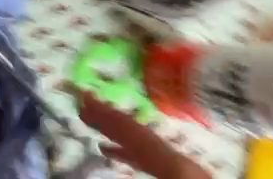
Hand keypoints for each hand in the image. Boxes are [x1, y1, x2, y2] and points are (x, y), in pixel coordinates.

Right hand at [76, 92, 211, 178]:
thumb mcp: (172, 177)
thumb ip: (139, 160)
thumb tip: (104, 152)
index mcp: (178, 169)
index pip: (136, 135)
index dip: (106, 116)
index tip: (82, 100)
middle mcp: (185, 166)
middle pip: (143, 138)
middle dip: (112, 122)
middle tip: (84, 107)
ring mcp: (190, 176)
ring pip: (151, 151)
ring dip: (121, 139)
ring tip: (95, 128)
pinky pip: (158, 165)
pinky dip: (134, 157)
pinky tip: (117, 158)